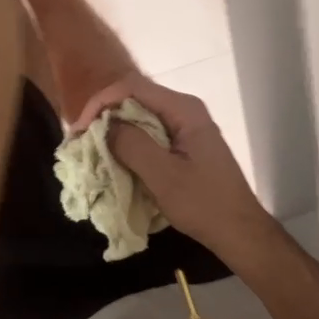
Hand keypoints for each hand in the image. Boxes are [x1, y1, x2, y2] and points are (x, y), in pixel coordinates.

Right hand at [77, 75, 275, 257]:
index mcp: (184, 109)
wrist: (239, 231)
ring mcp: (186, 126)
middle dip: (104, 116)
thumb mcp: (163, 176)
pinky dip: (129, 143)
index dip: (100, 102)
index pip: (132, 87)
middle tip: (79, 142)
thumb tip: (105, 125)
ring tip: (91, 151)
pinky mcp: (184, 144)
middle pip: (135, 98)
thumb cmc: (204, 204)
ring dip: (115, 131)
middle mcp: (185, 109)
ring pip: (140, 116)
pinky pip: (150, 133)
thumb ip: (133, 145)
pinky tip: (115, 160)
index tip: (79, 130)